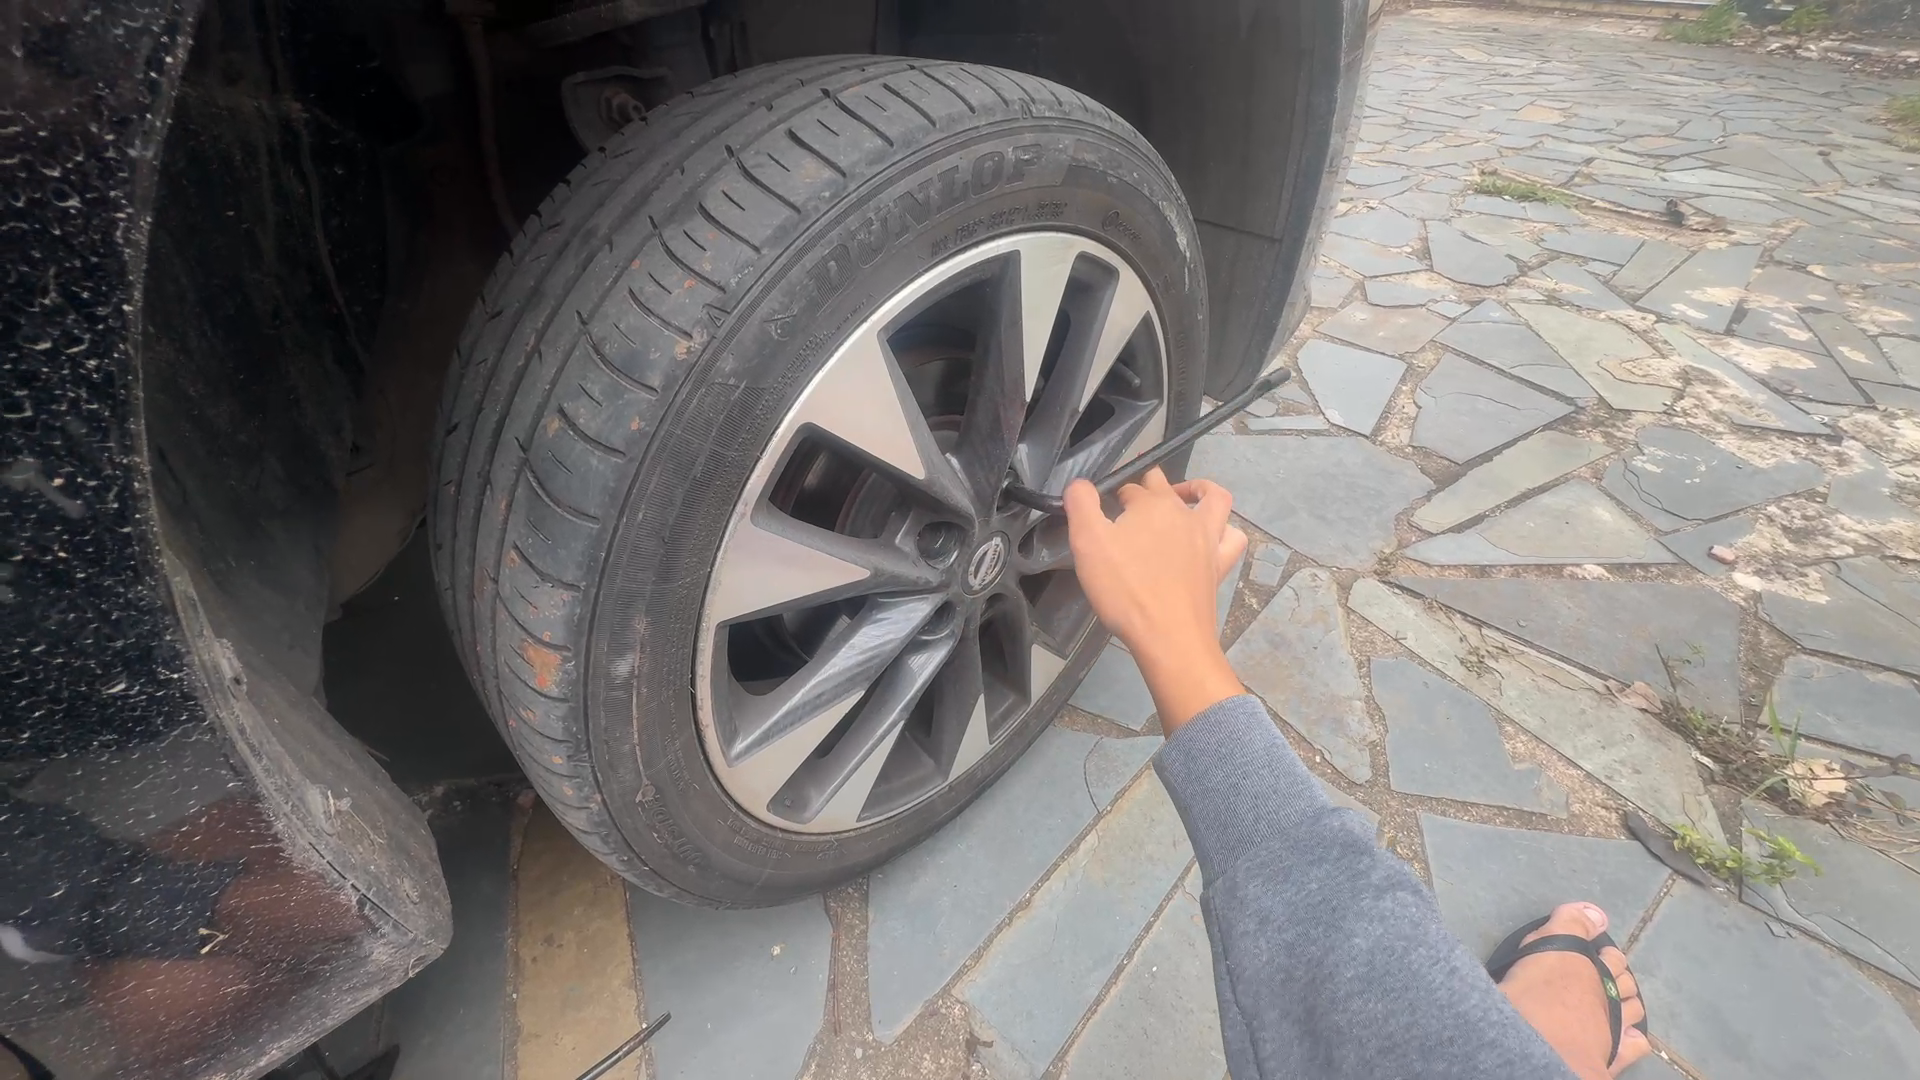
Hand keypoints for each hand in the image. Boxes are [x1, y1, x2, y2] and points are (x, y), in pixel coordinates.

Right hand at [1064, 468, 1247, 732]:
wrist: (1168, 636)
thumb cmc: (1124, 589)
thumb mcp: (1087, 543)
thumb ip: (1080, 505)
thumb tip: (1079, 483)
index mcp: (1150, 505)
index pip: (1129, 489)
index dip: (1112, 498)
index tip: (1100, 516)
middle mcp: (1183, 514)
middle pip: (1164, 486)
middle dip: (1146, 487)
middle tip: (1128, 505)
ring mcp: (1207, 538)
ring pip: (1211, 499)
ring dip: (1197, 491)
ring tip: (1180, 498)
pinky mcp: (1219, 565)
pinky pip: (1232, 537)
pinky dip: (1224, 529)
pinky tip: (1212, 536)